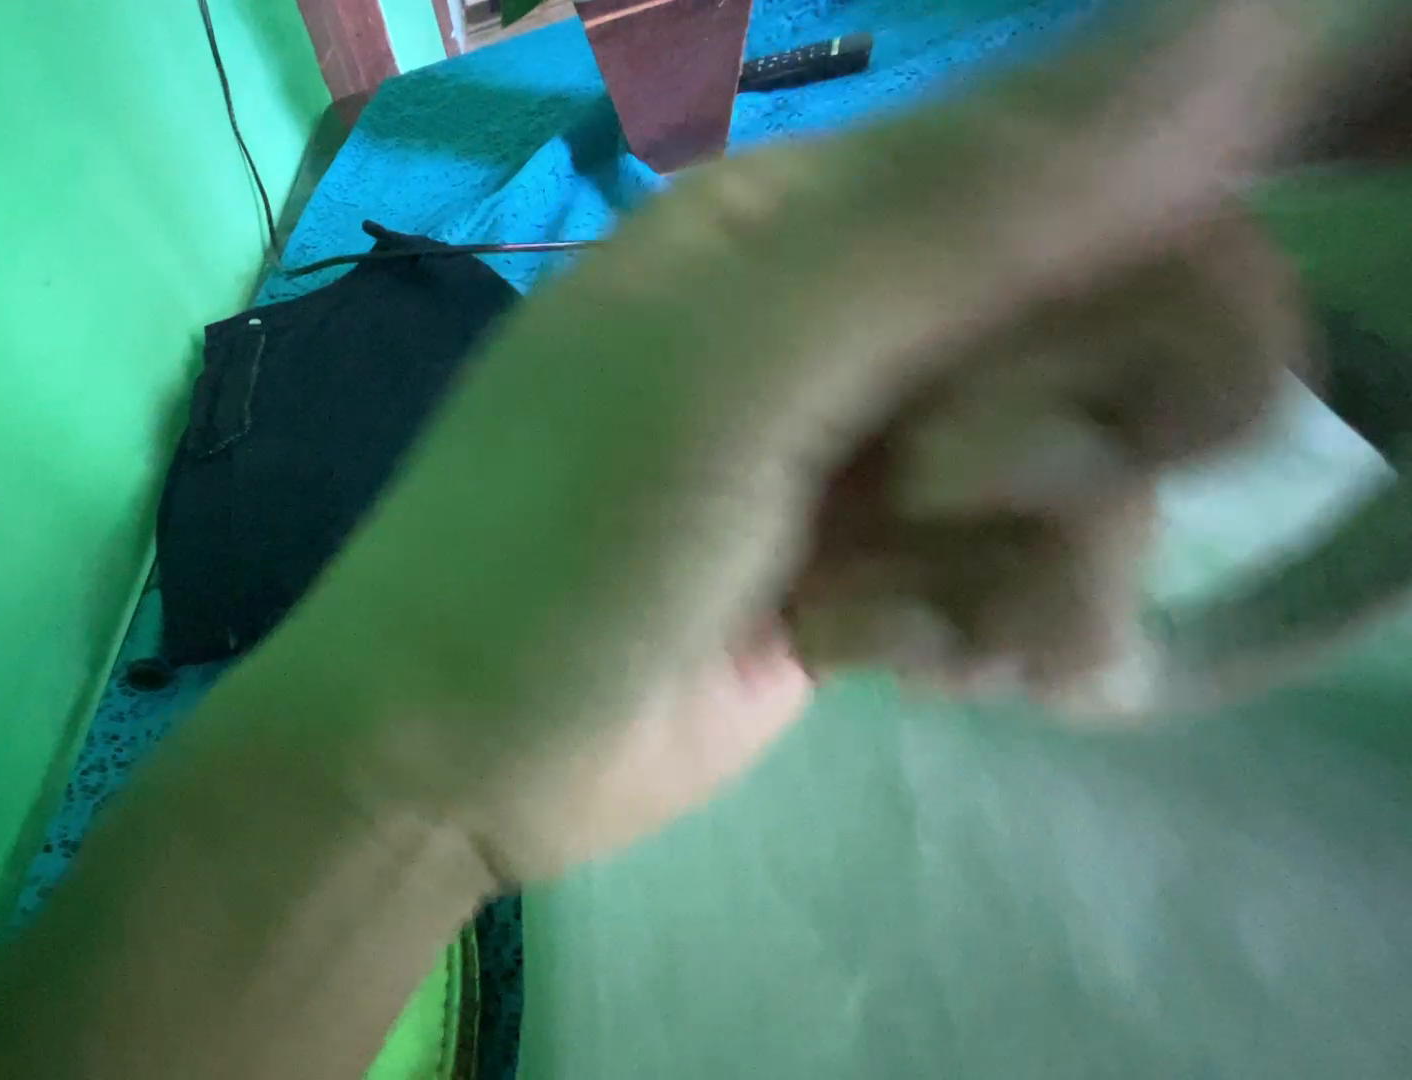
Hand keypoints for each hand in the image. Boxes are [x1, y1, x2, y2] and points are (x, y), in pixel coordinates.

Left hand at [221, 4, 1350, 886]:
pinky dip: (981, 630)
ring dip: (1023, 563)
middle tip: (933, 496)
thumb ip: (944, 230)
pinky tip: (874, 660)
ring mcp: (856, 460)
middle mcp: (834, 325)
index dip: (1131, 261)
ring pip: (1086, 473)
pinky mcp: (870, 576)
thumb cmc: (549, 556)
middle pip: (1107, 321)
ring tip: (869, 622)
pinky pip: (1027, 577)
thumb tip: (1232, 26)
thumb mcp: (724, 380)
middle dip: (1060, 435)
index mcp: (787, 228)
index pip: (1066, 164)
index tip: (1032, 387)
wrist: (464, 746)